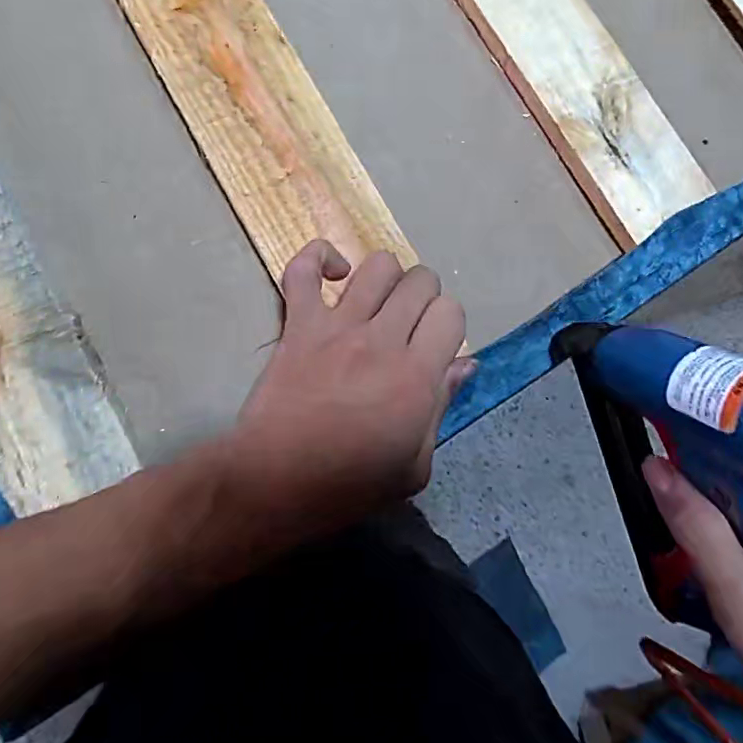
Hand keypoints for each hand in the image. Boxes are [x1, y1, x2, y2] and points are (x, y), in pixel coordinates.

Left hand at [225, 240, 475, 529]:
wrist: (276, 481)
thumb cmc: (349, 484)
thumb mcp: (414, 465)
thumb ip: (442, 406)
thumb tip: (466, 364)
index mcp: (416, 376)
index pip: (452, 312)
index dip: (449, 326)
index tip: (434, 348)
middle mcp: (381, 339)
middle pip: (421, 281)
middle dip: (425, 298)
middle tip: (409, 326)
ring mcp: (337, 326)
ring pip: (378, 265)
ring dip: (387, 278)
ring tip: (378, 303)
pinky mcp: (298, 323)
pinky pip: (304, 270)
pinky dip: (319, 258)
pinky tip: (333, 274)